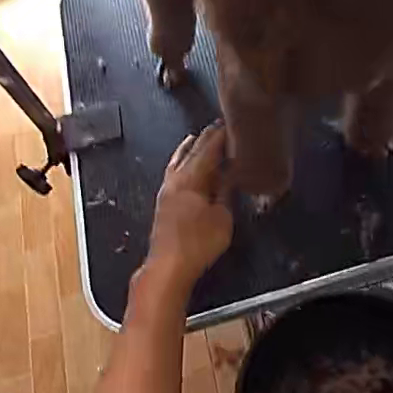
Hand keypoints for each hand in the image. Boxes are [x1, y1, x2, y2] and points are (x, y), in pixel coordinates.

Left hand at [145, 122, 233, 290]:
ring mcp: (166, 191)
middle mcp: (175, 180)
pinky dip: (182, 163)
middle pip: (190, 152)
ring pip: (178, 161)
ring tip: (195, 139)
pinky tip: (185, 167)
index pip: (207, 150)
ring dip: (189, 149)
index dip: (219, 138)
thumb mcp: (223, 217)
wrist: (169, 266)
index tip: (228, 126)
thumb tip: (228, 176)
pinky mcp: (164, 203)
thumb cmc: (198, 244)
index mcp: (191, 179)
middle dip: (204, 139)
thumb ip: (225, 193)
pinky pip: (174, 173)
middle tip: (216, 128)